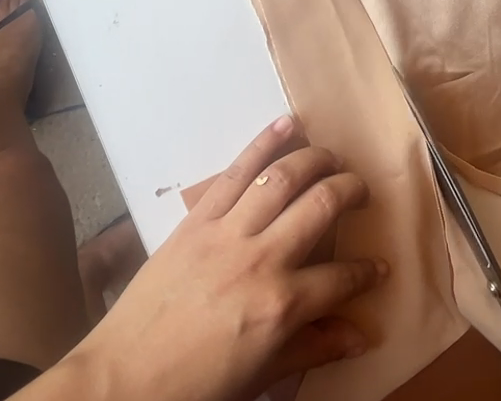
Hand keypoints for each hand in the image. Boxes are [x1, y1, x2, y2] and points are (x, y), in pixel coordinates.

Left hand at [32, 117, 385, 400]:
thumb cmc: (195, 387)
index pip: (342, 278)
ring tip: (333, 157)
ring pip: (282, 177)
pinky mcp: (197, 219)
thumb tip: (363, 335)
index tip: (379, 267)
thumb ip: (314, 348)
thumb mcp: (261, 377)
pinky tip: (288, 125)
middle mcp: (261, 259)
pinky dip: (265, 142)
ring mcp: (227, 232)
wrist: (121, 380)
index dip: (367, 271)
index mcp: (280, 306)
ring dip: (316, 158)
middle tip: (361, 192)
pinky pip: (236, 171)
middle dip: (351, 191)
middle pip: (321, 206)